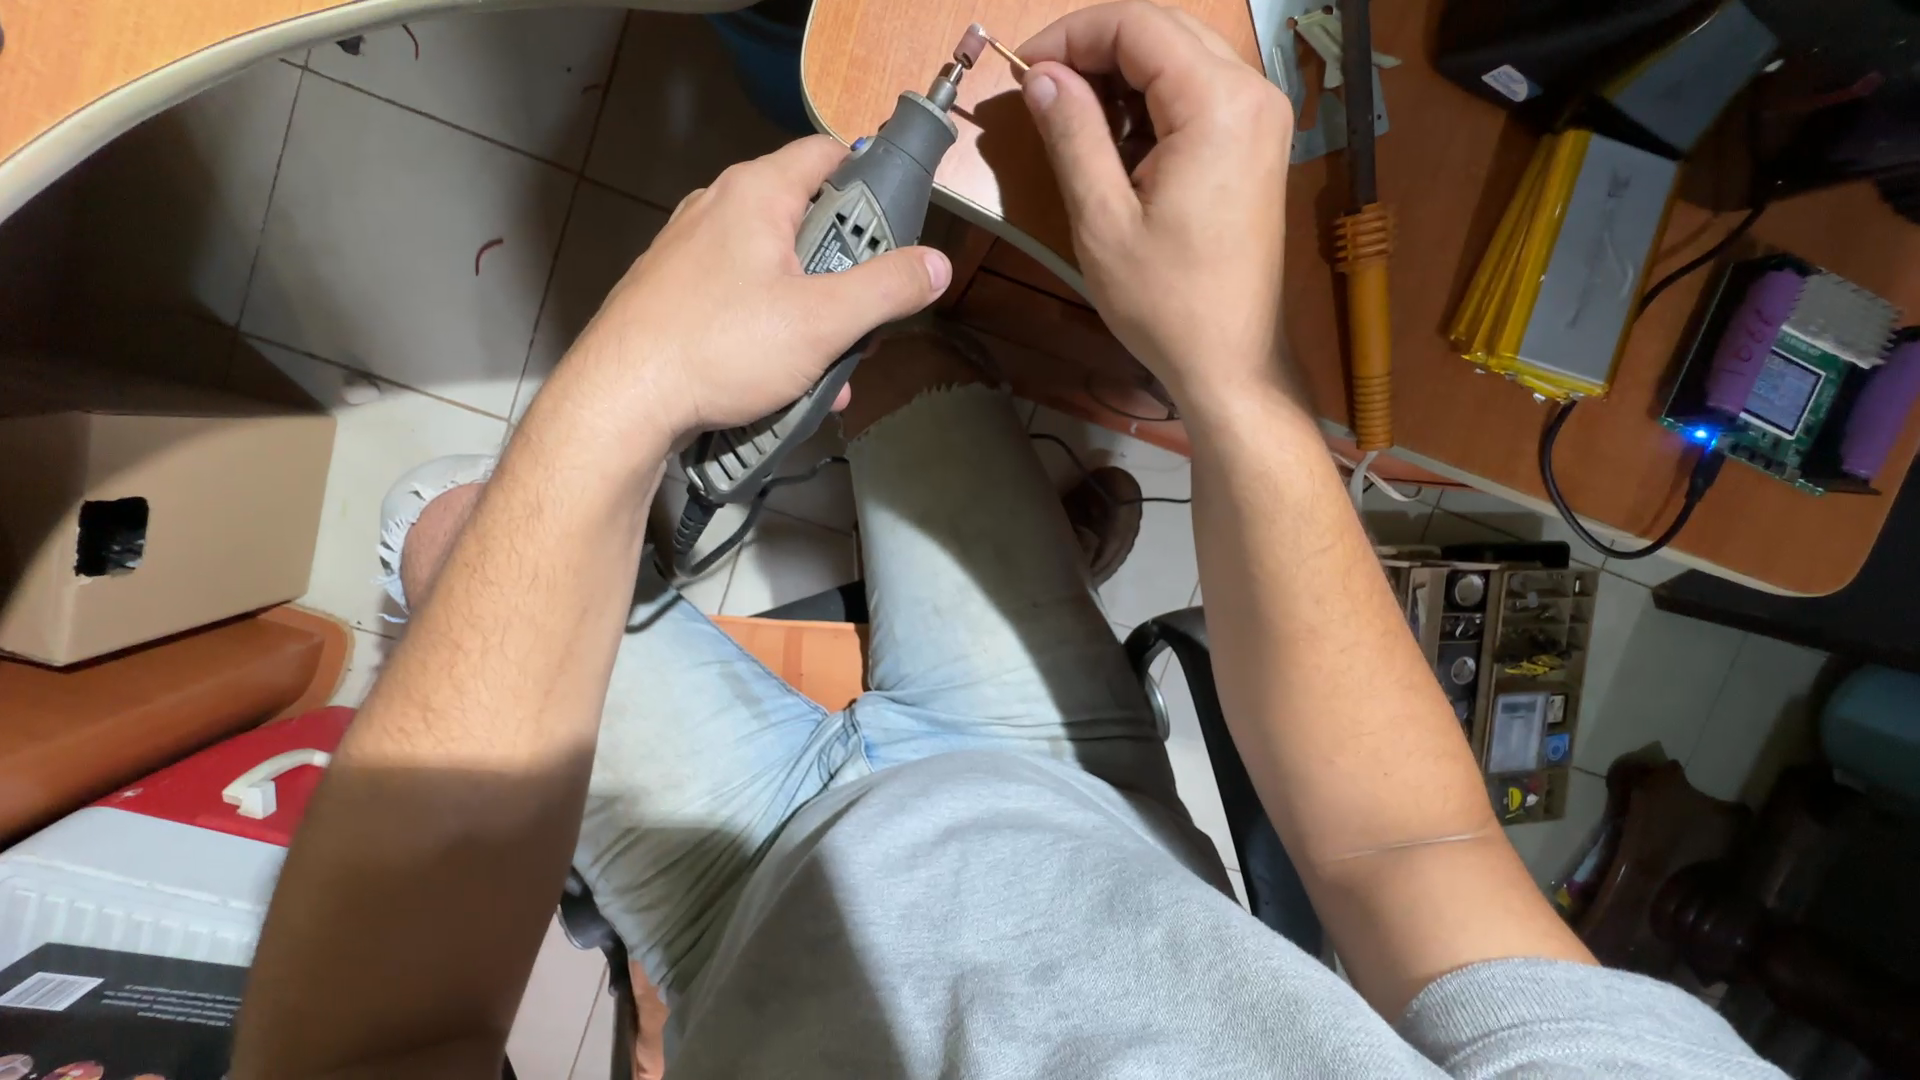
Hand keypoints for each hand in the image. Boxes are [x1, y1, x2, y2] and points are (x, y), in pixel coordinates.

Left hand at [557, 136, 950, 442]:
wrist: (622, 399)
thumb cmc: (725, 345)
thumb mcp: (823, 322)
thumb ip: (887, 290)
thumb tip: (939, 265)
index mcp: (757, 193)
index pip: (828, 153)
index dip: (872, 180)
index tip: (899, 228)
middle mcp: (719, 208)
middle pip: (807, 222)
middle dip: (847, 275)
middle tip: (867, 322)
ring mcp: (691, 252)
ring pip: (777, 271)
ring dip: (815, 317)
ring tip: (830, 372)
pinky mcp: (675, 294)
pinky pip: (743, 301)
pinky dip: (773, 331)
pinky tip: (784, 383)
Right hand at [1019, 2, 1293, 412]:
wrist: (1229, 357)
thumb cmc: (1164, 302)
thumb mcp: (1102, 221)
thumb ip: (1072, 136)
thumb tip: (1042, 77)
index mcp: (1217, 103)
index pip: (1137, 24)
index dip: (1071, 34)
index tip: (1024, 69)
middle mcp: (1252, 92)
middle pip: (1164, 29)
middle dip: (1096, 50)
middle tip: (1044, 92)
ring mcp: (1262, 117)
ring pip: (1182, 58)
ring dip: (1123, 77)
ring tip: (1077, 123)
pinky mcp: (1257, 144)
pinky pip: (1199, 94)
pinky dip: (1152, 104)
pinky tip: (1121, 145)